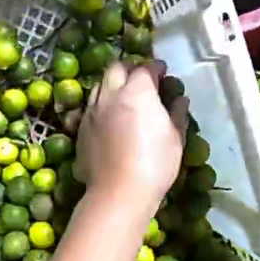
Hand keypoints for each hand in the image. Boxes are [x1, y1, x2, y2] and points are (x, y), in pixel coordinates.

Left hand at [76, 60, 187, 213]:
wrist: (117, 192)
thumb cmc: (155, 164)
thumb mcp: (175, 138)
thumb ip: (176, 113)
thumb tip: (179, 99)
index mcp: (137, 92)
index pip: (145, 68)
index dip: (155, 67)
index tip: (163, 73)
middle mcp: (110, 95)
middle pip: (116, 68)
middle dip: (129, 69)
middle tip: (141, 80)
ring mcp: (91, 112)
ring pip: (100, 86)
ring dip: (112, 85)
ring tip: (124, 97)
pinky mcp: (80, 130)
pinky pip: (91, 109)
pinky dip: (102, 106)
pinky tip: (110, 119)